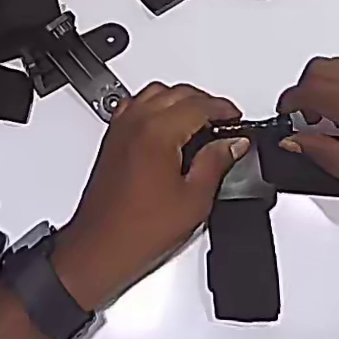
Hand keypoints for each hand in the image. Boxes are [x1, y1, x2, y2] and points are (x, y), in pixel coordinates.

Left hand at [52, 83, 248, 309]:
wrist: (102, 246)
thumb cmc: (138, 229)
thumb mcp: (194, 200)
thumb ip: (215, 163)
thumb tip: (231, 143)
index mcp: (157, 132)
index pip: (198, 104)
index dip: (223, 109)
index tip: (236, 118)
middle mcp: (136, 122)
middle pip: (177, 93)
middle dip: (204, 102)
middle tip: (223, 122)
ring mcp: (121, 128)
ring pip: (156, 94)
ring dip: (179, 100)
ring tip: (200, 123)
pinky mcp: (112, 137)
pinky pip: (136, 106)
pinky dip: (155, 106)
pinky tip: (168, 126)